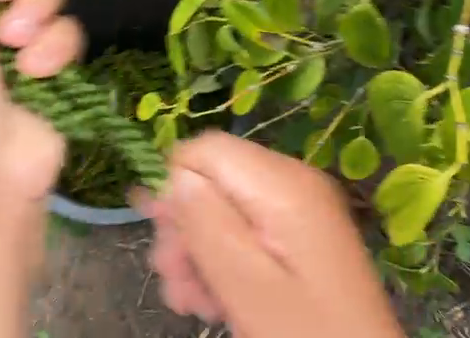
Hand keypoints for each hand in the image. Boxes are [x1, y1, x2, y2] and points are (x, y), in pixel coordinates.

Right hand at [138, 132, 403, 337]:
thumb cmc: (305, 332)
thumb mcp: (248, 286)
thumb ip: (207, 224)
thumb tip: (173, 178)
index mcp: (283, 183)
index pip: (208, 149)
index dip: (174, 187)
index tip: (164, 244)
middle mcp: (293, 181)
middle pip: (215, 180)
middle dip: (186, 229)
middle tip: (178, 287)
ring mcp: (300, 208)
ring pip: (227, 207)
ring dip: (201, 252)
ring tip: (195, 304)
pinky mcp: (302, 235)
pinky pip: (250, 229)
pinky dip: (226, 260)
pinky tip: (217, 300)